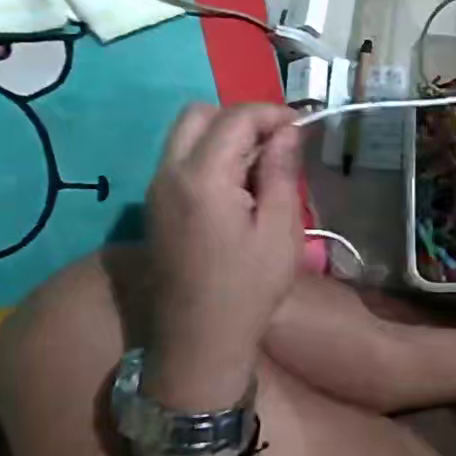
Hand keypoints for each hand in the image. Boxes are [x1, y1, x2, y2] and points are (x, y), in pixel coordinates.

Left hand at [146, 104, 304, 365]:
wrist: (199, 341)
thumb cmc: (248, 288)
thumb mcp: (279, 230)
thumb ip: (281, 172)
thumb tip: (287, 131)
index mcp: (202, 177)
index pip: (234, 118)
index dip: (271, 114)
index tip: (300, 127)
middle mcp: (169, 173)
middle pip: (199, 114)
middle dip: (240, 118)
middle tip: (275, 143)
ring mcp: (156, 190)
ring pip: (185, 135)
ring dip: (223, 136)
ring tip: (260, 166)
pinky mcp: (155, 206)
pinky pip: (180, 159)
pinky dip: (208, 156)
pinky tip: (237, 187)